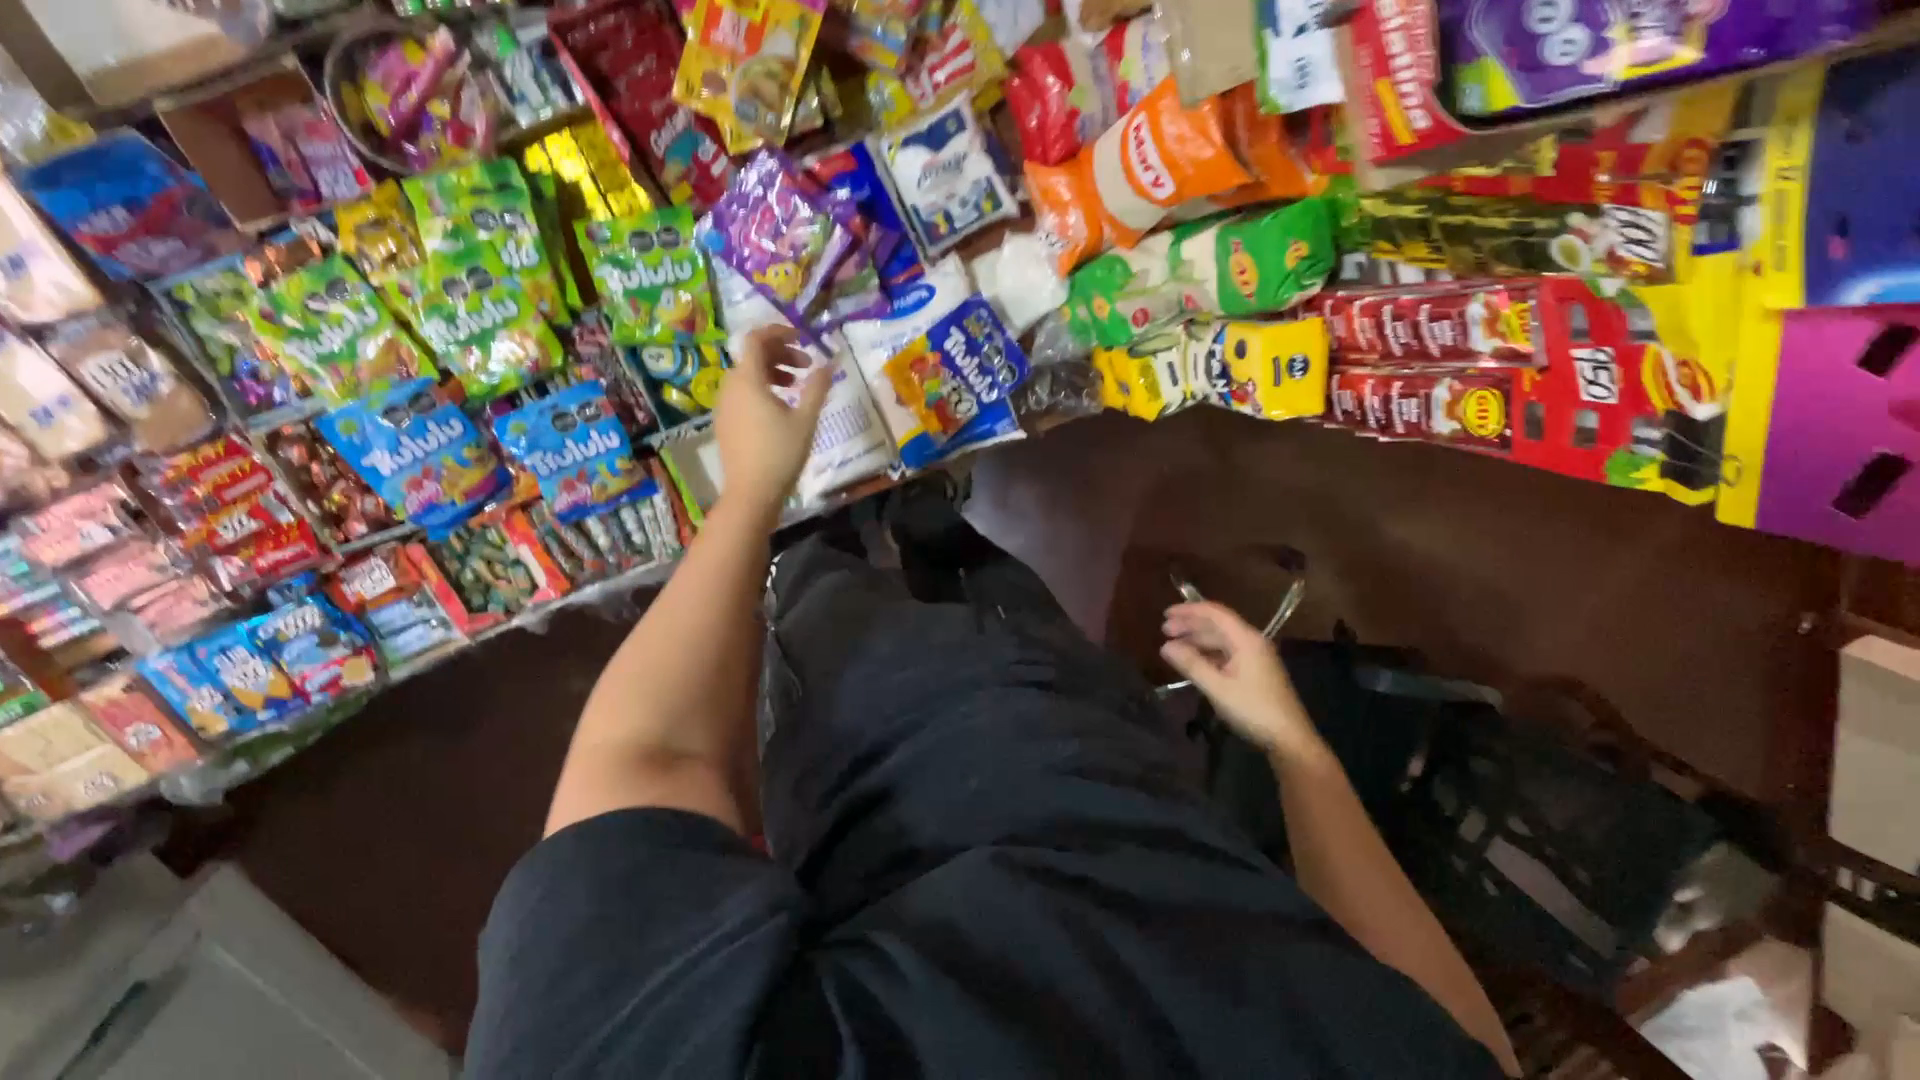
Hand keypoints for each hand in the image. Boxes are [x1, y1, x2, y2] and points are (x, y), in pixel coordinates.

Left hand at [715, 326, 832, 517]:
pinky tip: (779, 409)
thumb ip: (817, 387)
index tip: (803, 339)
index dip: (779, 331)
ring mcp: (724, 405)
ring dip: (772, 372)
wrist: (751, 493)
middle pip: (752, 356)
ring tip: (796, 387)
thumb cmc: (780, 454)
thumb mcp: (805, 419)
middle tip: (806, 367)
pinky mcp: (725, 422)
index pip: (756, 338)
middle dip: (780, 353)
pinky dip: (761, 389)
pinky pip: (741, 393)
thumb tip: (829, 363)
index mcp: (748, 380)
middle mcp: (730, 387)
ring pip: (746, 375)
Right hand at [1161, 601, 1323, 761]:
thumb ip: (1191, 664)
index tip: (1165, 615)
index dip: (1189, 611)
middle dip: (1191, 625)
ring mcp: (1256, 656)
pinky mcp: (1256, 671)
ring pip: (1222, 640)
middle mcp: (1252, 642)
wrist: (1288, 737)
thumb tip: (1166, 646)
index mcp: (1246, 639)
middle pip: (1218, 625)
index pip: (1215, 613)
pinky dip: (1209, 654)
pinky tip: (1195, 662)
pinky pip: (1228, 653)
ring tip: (1174, 646)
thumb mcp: (1217, 688)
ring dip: (1198, 640)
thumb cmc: (1252, 709)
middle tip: (1164, 631)